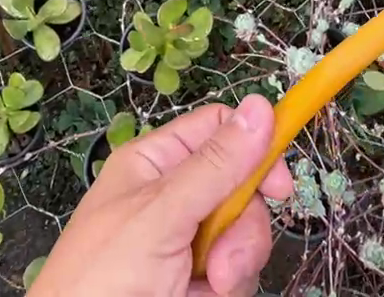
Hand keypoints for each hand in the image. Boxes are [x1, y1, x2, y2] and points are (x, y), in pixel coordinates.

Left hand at [29, 96, 291, 296]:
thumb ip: (215, 165)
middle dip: (243, 224)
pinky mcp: (198, 280)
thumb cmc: (104, 277)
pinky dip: (229, 286)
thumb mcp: (160, 214)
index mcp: (156, 163)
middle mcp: (175, 196)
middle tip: (225, 256)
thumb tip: (262, 105)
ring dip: (237, 261)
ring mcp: (187, 240)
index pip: (217, 129)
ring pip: (244, 232)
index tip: (279, 184)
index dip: (253, 147)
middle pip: (241, 185)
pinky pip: (237, 270)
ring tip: (210, 286)